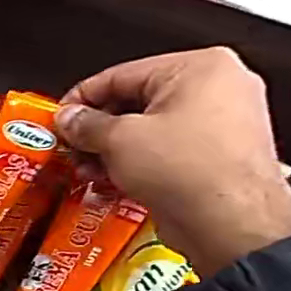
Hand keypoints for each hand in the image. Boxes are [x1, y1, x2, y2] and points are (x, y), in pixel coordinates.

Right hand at [55, 47, 290, 275]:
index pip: (121, 75)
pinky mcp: (215, 155)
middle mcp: (217, 88)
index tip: (60, 118)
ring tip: (90, 169)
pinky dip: (135, 164)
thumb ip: (86, 124)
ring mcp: (220, 123)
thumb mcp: (119, 140)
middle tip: (72, 148)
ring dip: (111, 152)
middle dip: (96, 131)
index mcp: (199, 68)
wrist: (230, 222)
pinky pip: (164, 152)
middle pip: (134, 103)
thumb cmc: (194, 172)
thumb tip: (70, 118)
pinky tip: (112, 181)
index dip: (82, 99)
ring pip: (148, 130)